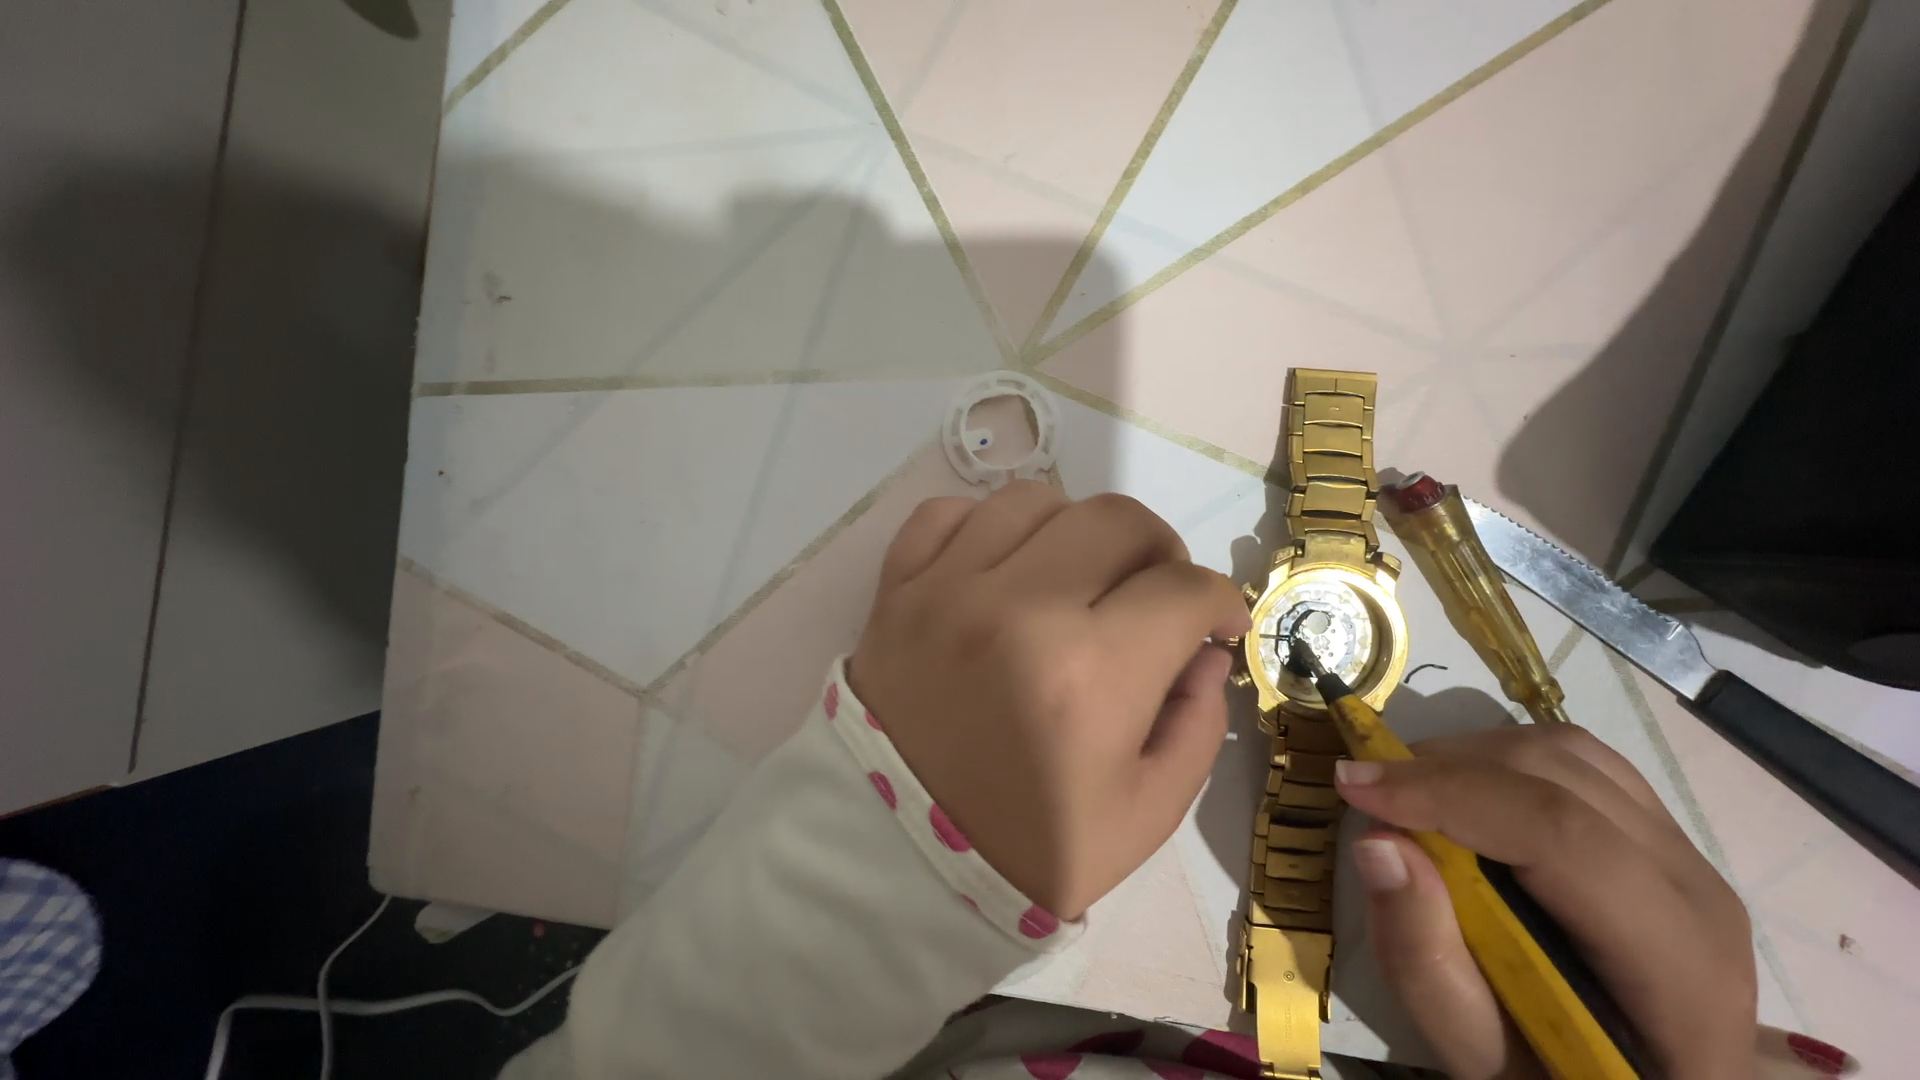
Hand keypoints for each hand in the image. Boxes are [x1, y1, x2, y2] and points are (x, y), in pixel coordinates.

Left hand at [848, 481, 1249, 920]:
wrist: (897, 859)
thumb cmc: (1030, 846)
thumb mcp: (1146, 814)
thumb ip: (1197, 723)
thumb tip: (1204, 649)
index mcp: (1090, 674)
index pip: (1183, 588)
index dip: (1220, 601)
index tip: (1215, 624)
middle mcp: (1019, 610)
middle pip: (1117, 520)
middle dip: (1159, 551)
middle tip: (1153, 594)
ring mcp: (947, 589)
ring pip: (1034, 499)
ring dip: (1075, 529)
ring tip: (1076, 575)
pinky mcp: (895, 590)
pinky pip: (946, 512)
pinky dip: (983, 524)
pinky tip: (1001, 565)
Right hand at [1335, 724, 1756, 1079]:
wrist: (1634, 1077)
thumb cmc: (1549, 1071)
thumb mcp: (1474, 1048)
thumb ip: (1425, 957)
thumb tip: (1376, 841)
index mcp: (1674, 965)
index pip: (1561, 835)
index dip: (1449, 795)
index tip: (1351, 787)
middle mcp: (1695, 890)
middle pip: (1559, 777)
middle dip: (1443, 770)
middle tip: (1365, 792)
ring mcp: (1683, 851)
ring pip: (1564, 751)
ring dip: (1468, 756)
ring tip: (1407, 791)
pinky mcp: (1657, 829)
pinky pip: (1574, 757)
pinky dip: (1499, 757)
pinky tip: (1461, 791)